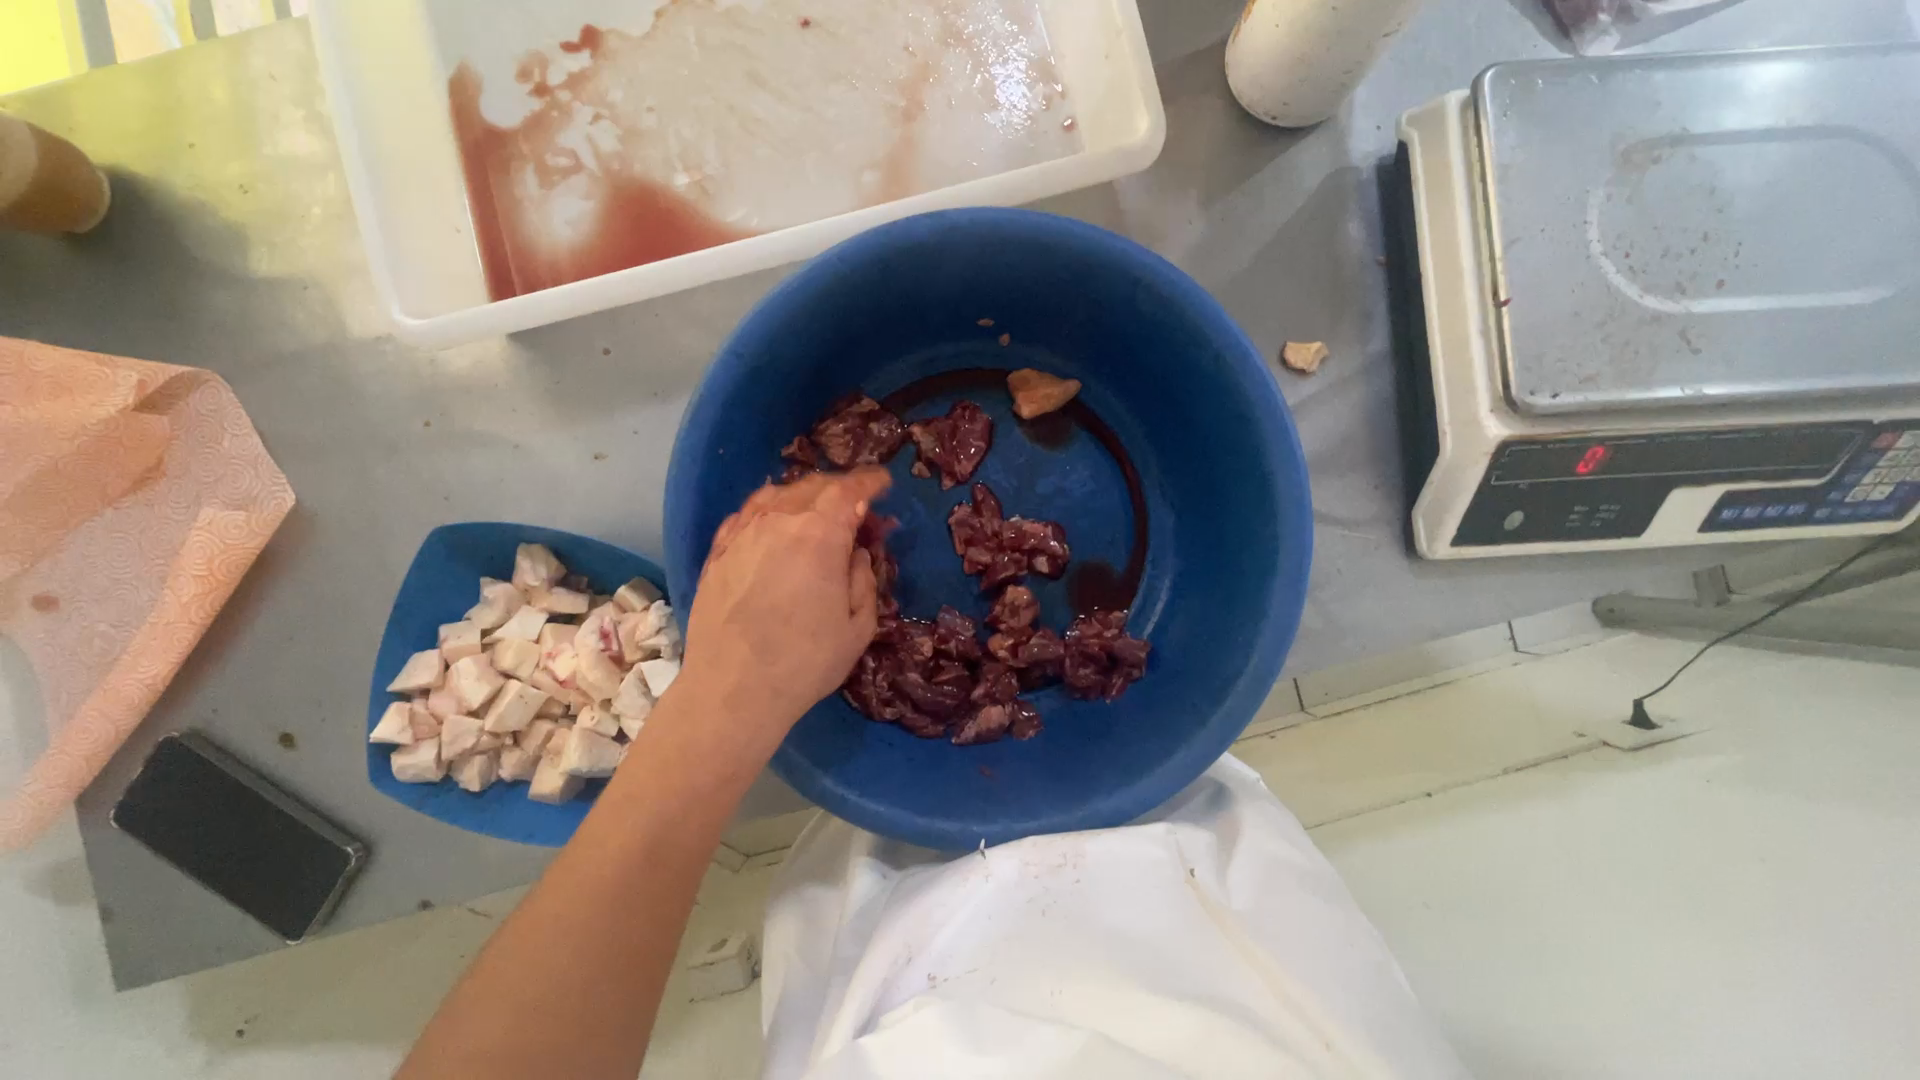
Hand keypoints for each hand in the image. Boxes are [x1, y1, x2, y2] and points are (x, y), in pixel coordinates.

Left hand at [676, 469, 890, 742]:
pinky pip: (745, 516)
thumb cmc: (805, 663)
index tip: (883, 483)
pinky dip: (767, 511)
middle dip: (839, 488)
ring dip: (802, 496)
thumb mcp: (858, 628)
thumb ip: (863, 580)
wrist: (733, 690)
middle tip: (855, 505)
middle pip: (812, 487)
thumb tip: (856, 553)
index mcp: (820, 536)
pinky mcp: (716, 554)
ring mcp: (742, 535)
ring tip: (815, 510)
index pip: (849, 490)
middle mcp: (778, 523)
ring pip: (775, 496)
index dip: (869, 482)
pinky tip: (773, 524)